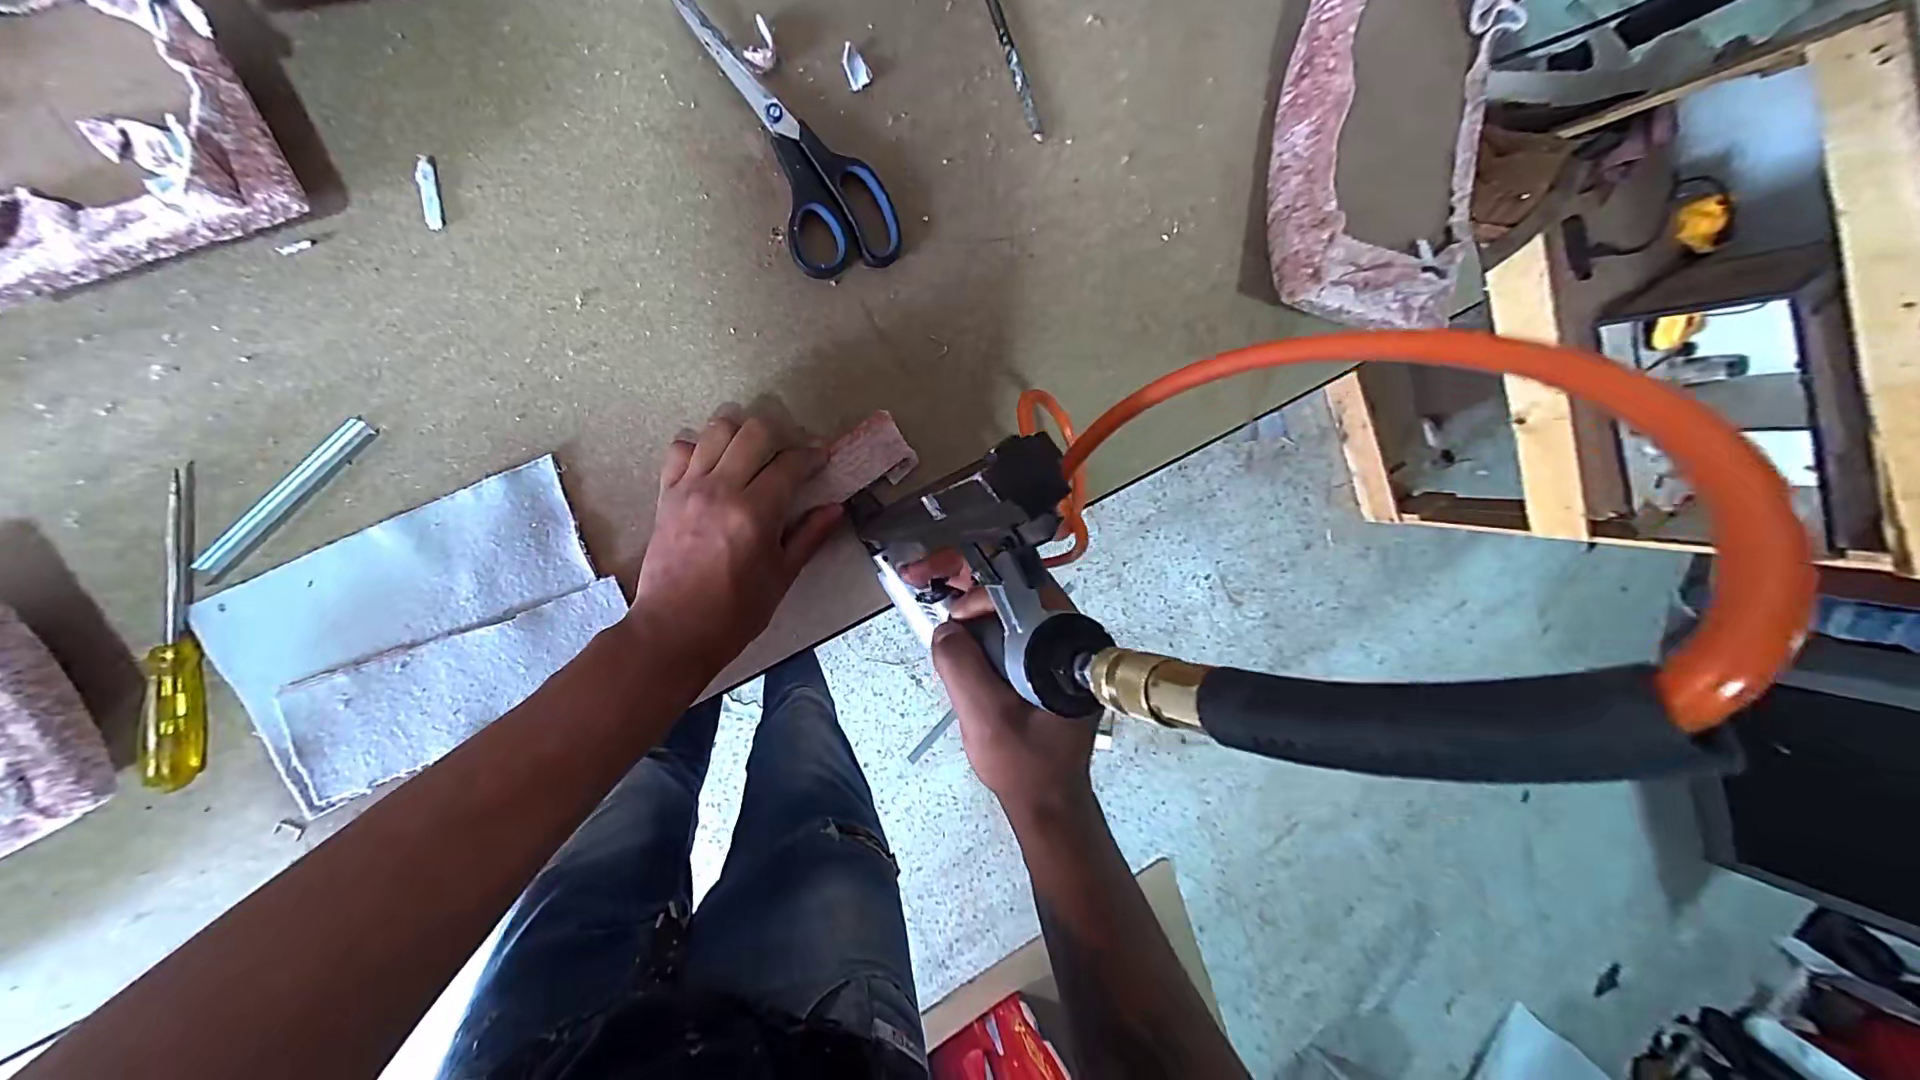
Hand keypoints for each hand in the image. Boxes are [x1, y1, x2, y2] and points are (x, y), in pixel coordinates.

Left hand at [632, 415, 843, 673]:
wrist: (675, 630)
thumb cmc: (735, 611)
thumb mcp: (782, 576)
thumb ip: (809, 536)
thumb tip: (834, 509)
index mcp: (755, 513)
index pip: (790, 463)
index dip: (812, 456)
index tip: (821, 459)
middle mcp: (721, 491)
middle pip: (753, 432)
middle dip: (780, 435)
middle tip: (789, 456)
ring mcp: (689, 489)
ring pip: (716, 430)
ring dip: (741, 434)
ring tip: (754, 454)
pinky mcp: (666, 495)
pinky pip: (681, 450)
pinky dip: (701, 448)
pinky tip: (716, 467)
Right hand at [921, 560, 1097, 826]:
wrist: (1048, 802)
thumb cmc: (1027, 766)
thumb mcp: (986, 716)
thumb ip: (961, 667)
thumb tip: (944, 629)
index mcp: (1063, 644)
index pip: (1020, 589)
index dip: (977, 588)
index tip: (946, 607)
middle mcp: (1064, 636)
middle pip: (1011, 585)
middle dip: (964, 581)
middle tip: (921, 579)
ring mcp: (1052, 647)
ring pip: (1006, 603)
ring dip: (966, 600)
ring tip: (929, 600)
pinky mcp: (1039, 660)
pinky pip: (1004, 627)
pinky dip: (974, 626)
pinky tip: (950, 633)